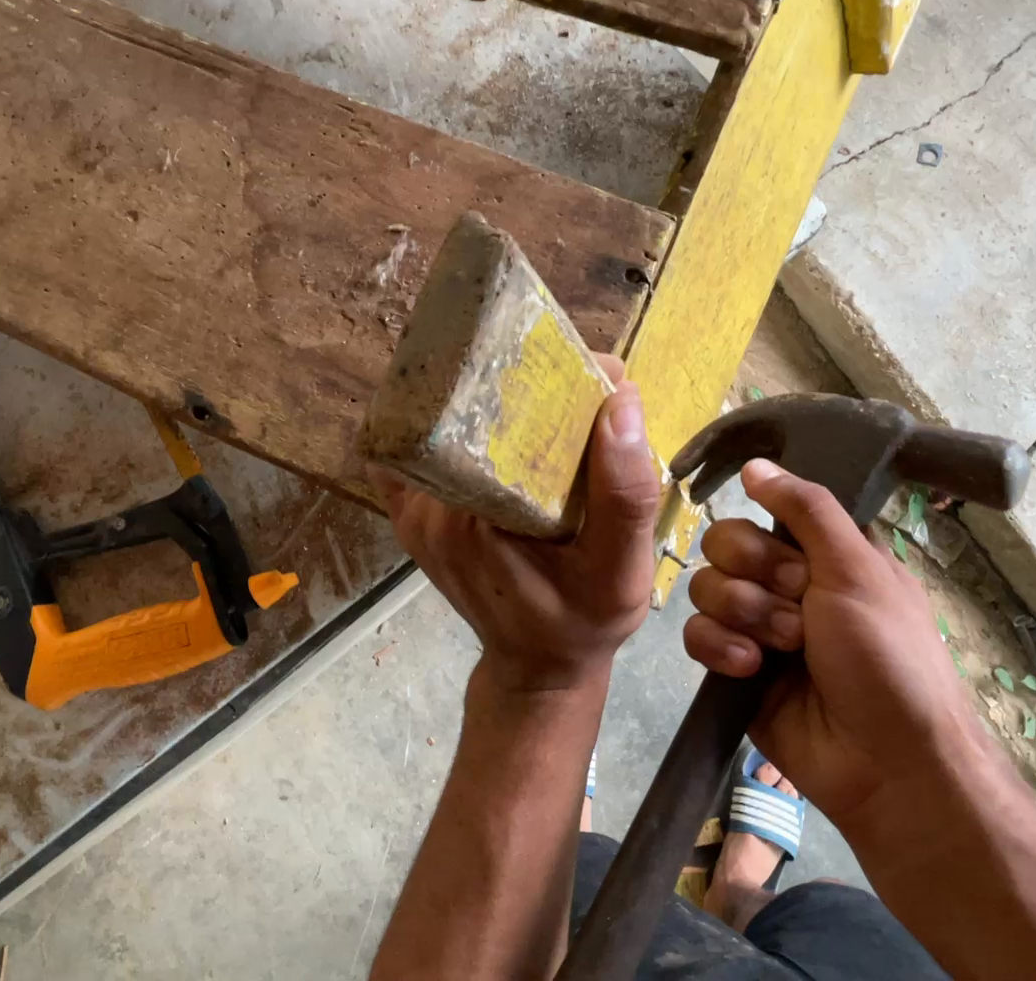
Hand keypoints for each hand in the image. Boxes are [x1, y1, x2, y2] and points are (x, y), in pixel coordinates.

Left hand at [367, 357, 661, 692]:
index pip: (500, 414)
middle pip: (469, 412)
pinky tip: (486, 415)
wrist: (537, 665)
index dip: (546, 375)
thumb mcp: (621, 571)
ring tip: (542, 388)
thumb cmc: (582, 621)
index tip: (590, 370)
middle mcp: (433, 507)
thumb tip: (620, 401)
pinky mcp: (411, 517)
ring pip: (447, 425)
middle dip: (519, 382)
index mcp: (477, 517)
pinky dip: (445, 424)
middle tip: (573, 377)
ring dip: (490, 400)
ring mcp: (414, 511)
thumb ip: (624, 495)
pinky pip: (414, 451)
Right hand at [682, 460, 994, 831]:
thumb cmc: (887, 658)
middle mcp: (785, 584)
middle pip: (723, 547)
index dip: (769, 539)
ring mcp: (756, 627)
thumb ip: (806, 509)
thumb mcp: (857, 570)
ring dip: (744, 618)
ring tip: (781, 650)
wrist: (885, 763)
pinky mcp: (731, 669)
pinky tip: (749, 670)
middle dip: (755, 581)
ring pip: (705, 589)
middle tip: (797, 613)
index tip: (799, 568)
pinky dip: (720, 649)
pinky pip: (696, 635)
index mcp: (821, 556)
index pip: (760, 514)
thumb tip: (754, 464)